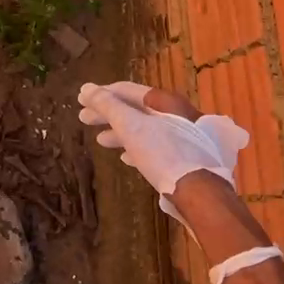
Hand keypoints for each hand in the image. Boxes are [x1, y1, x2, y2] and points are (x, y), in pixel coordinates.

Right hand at [77, 82, 249, 224]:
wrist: (202, 195)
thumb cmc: (164, 153)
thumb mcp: (130, 126)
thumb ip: (107, 105)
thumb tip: (86, 88)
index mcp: (166, 102)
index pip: (126, 90)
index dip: (101, 93)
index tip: (81, 100)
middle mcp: (178, 115)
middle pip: (135, 109)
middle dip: (108, 113)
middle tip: (84, 119)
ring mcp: (186, 137)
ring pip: (145, 128)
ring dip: (120, 132)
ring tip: (101, 140)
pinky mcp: (188, 158)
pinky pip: (156, 145)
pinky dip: (137, 146)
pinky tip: (126, 157)